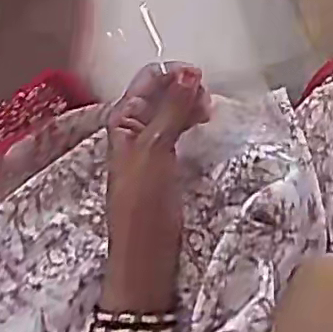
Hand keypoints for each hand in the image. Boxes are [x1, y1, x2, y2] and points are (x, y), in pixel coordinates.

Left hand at [102, 63, 212, 312]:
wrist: (145, 259)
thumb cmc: (144, 203)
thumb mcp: (157, 150)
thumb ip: (173, 109)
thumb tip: (190, 73)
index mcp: (123, 119)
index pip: (149, 77)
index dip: (175, 72)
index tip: (202, 78)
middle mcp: (134, 126)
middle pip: (162, 90)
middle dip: (186, 87)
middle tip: (207, 102)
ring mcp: (149, 144)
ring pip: (173, 108)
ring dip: (191, 103)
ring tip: (208, 113)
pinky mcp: (164, 160)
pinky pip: (179, 127)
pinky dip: (192, 120)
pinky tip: (204, 125)